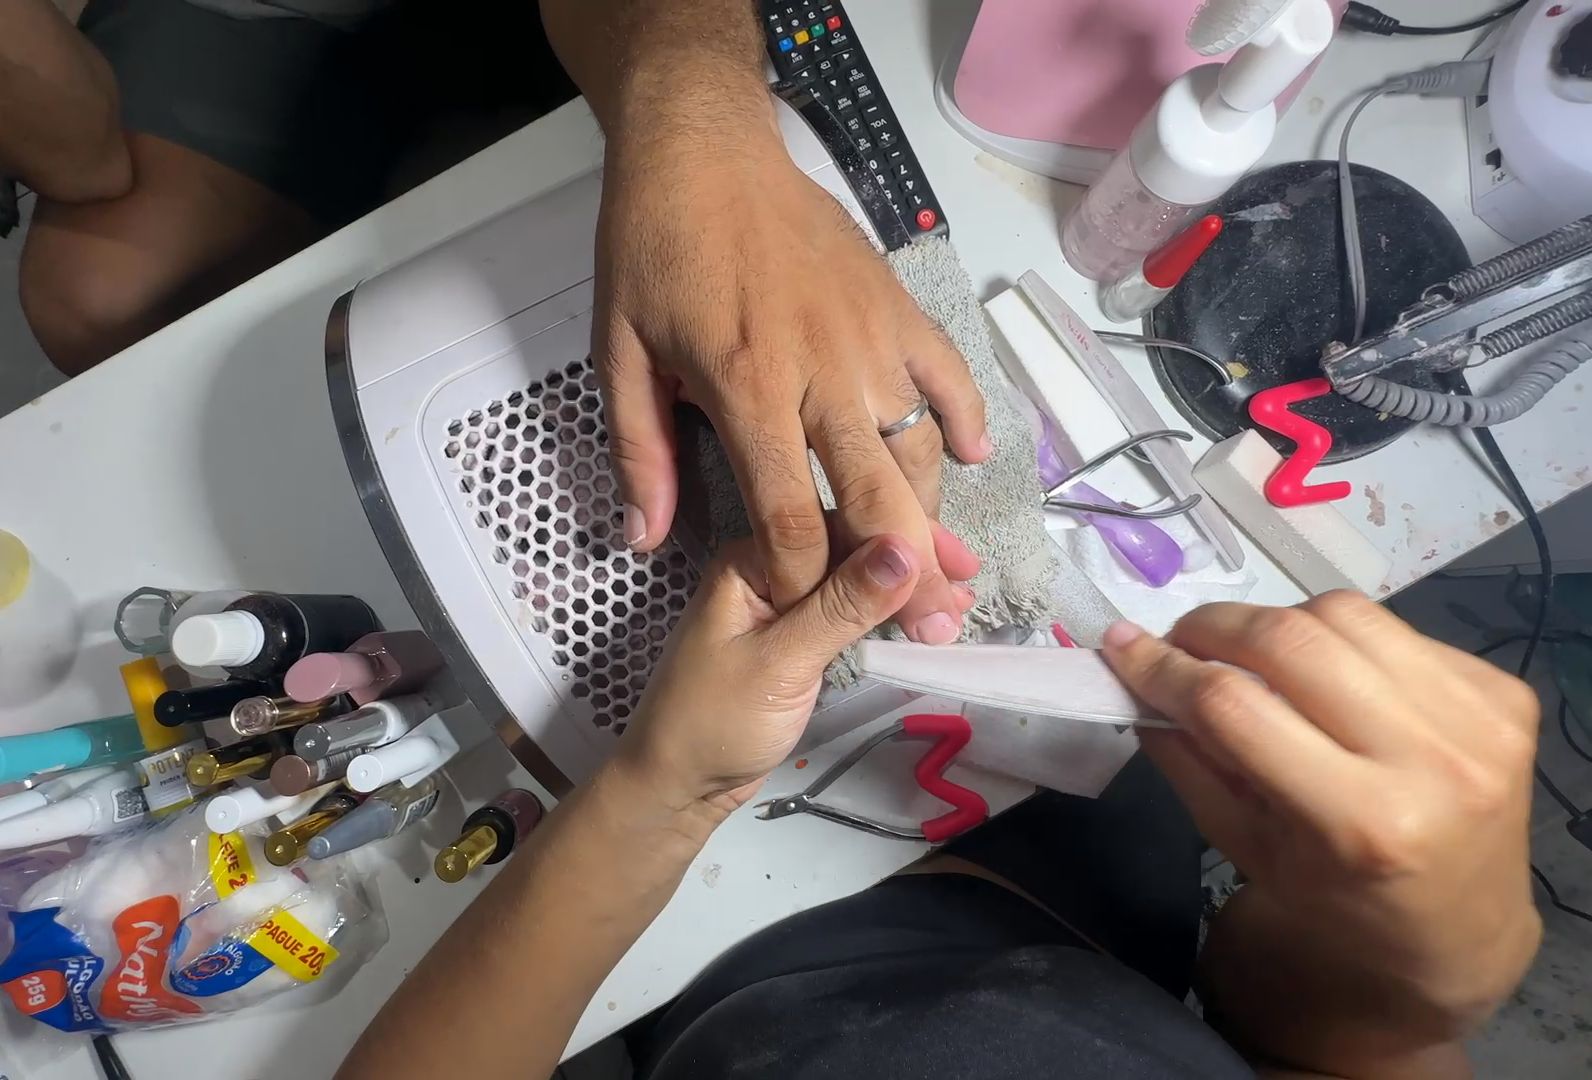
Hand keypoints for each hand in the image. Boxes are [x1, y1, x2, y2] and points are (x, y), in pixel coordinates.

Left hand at [594, 116, 988, 644]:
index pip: (789, 514)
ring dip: (933, 514)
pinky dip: (966, 421)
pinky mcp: (898, 308)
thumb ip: (639, 452)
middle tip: (923, 624)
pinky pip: (950, 376)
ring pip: (919, 450)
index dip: (802, 576)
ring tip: (939, 562)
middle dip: (900, 574)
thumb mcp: (620, 353)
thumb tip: (644, 537)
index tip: (804, 606)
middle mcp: (823, 374)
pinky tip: (971, 459)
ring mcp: (872, 340)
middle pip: (877, 497)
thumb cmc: (654, 249)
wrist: (703, 150)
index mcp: (748, 389)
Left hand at [615, 530, 970, 817]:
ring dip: (904, 586)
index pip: (835, 526)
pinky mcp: (794, 633)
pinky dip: (884, 612)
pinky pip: (845, 609)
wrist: (677, 786)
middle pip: (849, 547)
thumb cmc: (715, 723)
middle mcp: (767, 566)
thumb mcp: (781, 661)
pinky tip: (919, 614)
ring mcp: (781, 601)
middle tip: (969, 573)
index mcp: (751, 557)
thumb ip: (841, 605)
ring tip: (961, 594)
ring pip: (853, 579)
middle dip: (910, 558)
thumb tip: (905, 547)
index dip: (898, 538)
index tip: (954, 562)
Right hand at [1101, 593, 1541, 1071]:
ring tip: (1253, 656)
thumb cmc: (1323, 889)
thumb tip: (1132, 666)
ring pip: (1341, 614)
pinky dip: (1335, 637)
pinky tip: (1326, 675)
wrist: (1451, 927)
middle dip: (1213, 627)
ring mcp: (1481, 725)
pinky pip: (1390, 627)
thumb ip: (1181, 746)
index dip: (1164, 666)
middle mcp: (1434, 766)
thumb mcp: (1233, 834)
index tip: (1121, 644)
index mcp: (1360, 822)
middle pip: (1290, 642)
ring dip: (1274, 623)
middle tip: (1183, 642)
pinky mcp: (1506, 696)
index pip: (1234, 706)